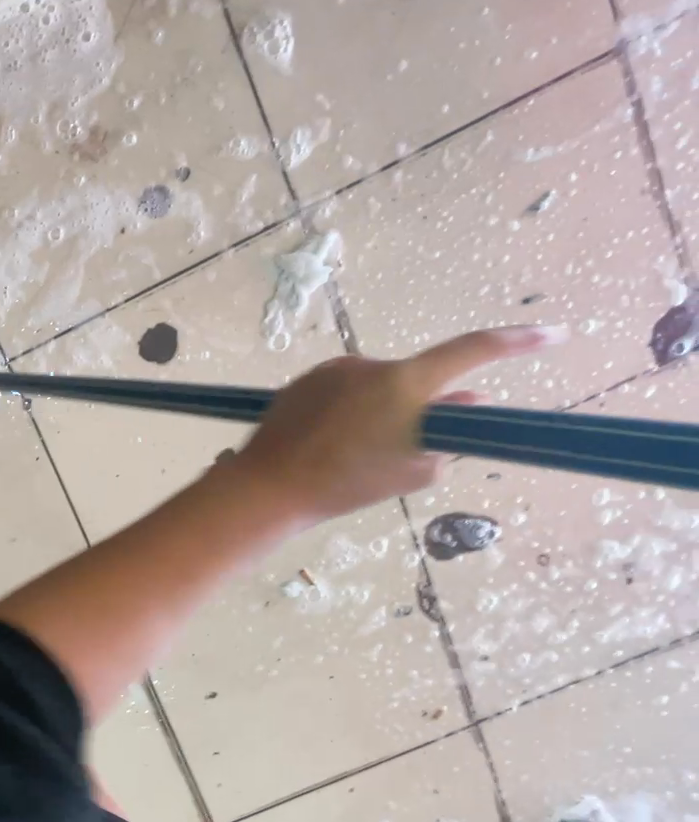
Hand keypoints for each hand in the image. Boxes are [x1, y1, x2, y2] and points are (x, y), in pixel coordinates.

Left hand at [231, 326, 564, 523]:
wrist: (268, 485)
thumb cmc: (346, 482)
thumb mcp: (414, 467)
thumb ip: (448, 430)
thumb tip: (468, 404)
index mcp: (404, 381)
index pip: (473, 351)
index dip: (517, 342)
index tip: (552, 335)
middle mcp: (366, 365)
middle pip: (412, 378)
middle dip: (418, 403)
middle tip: (404, 442)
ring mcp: (328, 372)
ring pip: (374, 386)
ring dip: (379, 408)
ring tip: (354, 451)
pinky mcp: (300, 384)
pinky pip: (340, 391)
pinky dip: (347, 410)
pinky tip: (329, 441)